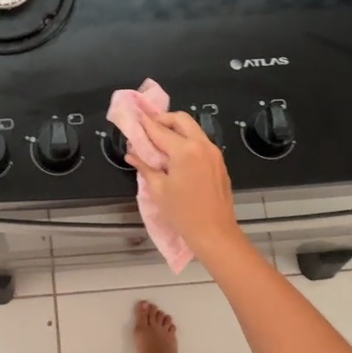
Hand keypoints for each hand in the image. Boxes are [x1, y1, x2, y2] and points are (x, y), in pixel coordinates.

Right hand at [126, 111, 243, 257]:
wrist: (215, 233)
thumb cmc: (183, 213)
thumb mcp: (158, 190)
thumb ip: (145, 167)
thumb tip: (132, 154)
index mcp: (185, 150)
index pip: (160, 130)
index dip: (145, 124)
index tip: (134, 119)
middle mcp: (202, 145)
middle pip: (181, 119)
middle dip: (163, 119)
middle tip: (148, 128)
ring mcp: (214, 152)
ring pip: (193, 129)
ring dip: (176, 129)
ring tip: (160, 142)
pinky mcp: (219, 162)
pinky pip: (201, 142)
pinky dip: (187, 141)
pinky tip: (176, 156)